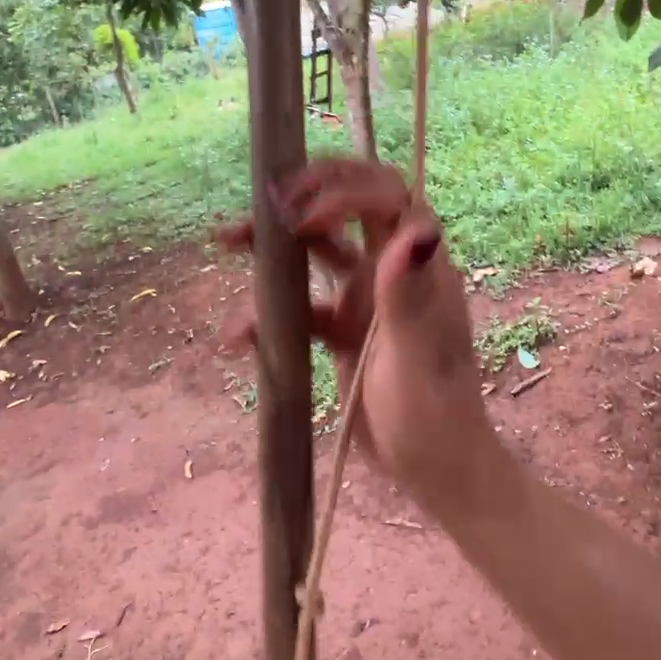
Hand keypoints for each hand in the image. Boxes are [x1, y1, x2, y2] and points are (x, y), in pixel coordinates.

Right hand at [219, 159, 497, 516]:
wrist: (430, 469)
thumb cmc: (434, 413)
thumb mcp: (416, 356)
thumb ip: (406, 295)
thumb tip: (416, 230)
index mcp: (418, 266)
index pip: (388, 199)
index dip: (347, 190)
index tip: (304, 217)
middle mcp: (387, 272)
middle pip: (347, 212)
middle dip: (307, 197)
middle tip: (266, 204)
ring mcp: (361, 300)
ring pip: (313, 254)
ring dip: (273, 246)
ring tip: (226, 238)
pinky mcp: (338, 332)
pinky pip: (296, 309)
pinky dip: (265, 316)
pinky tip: (235, 337)